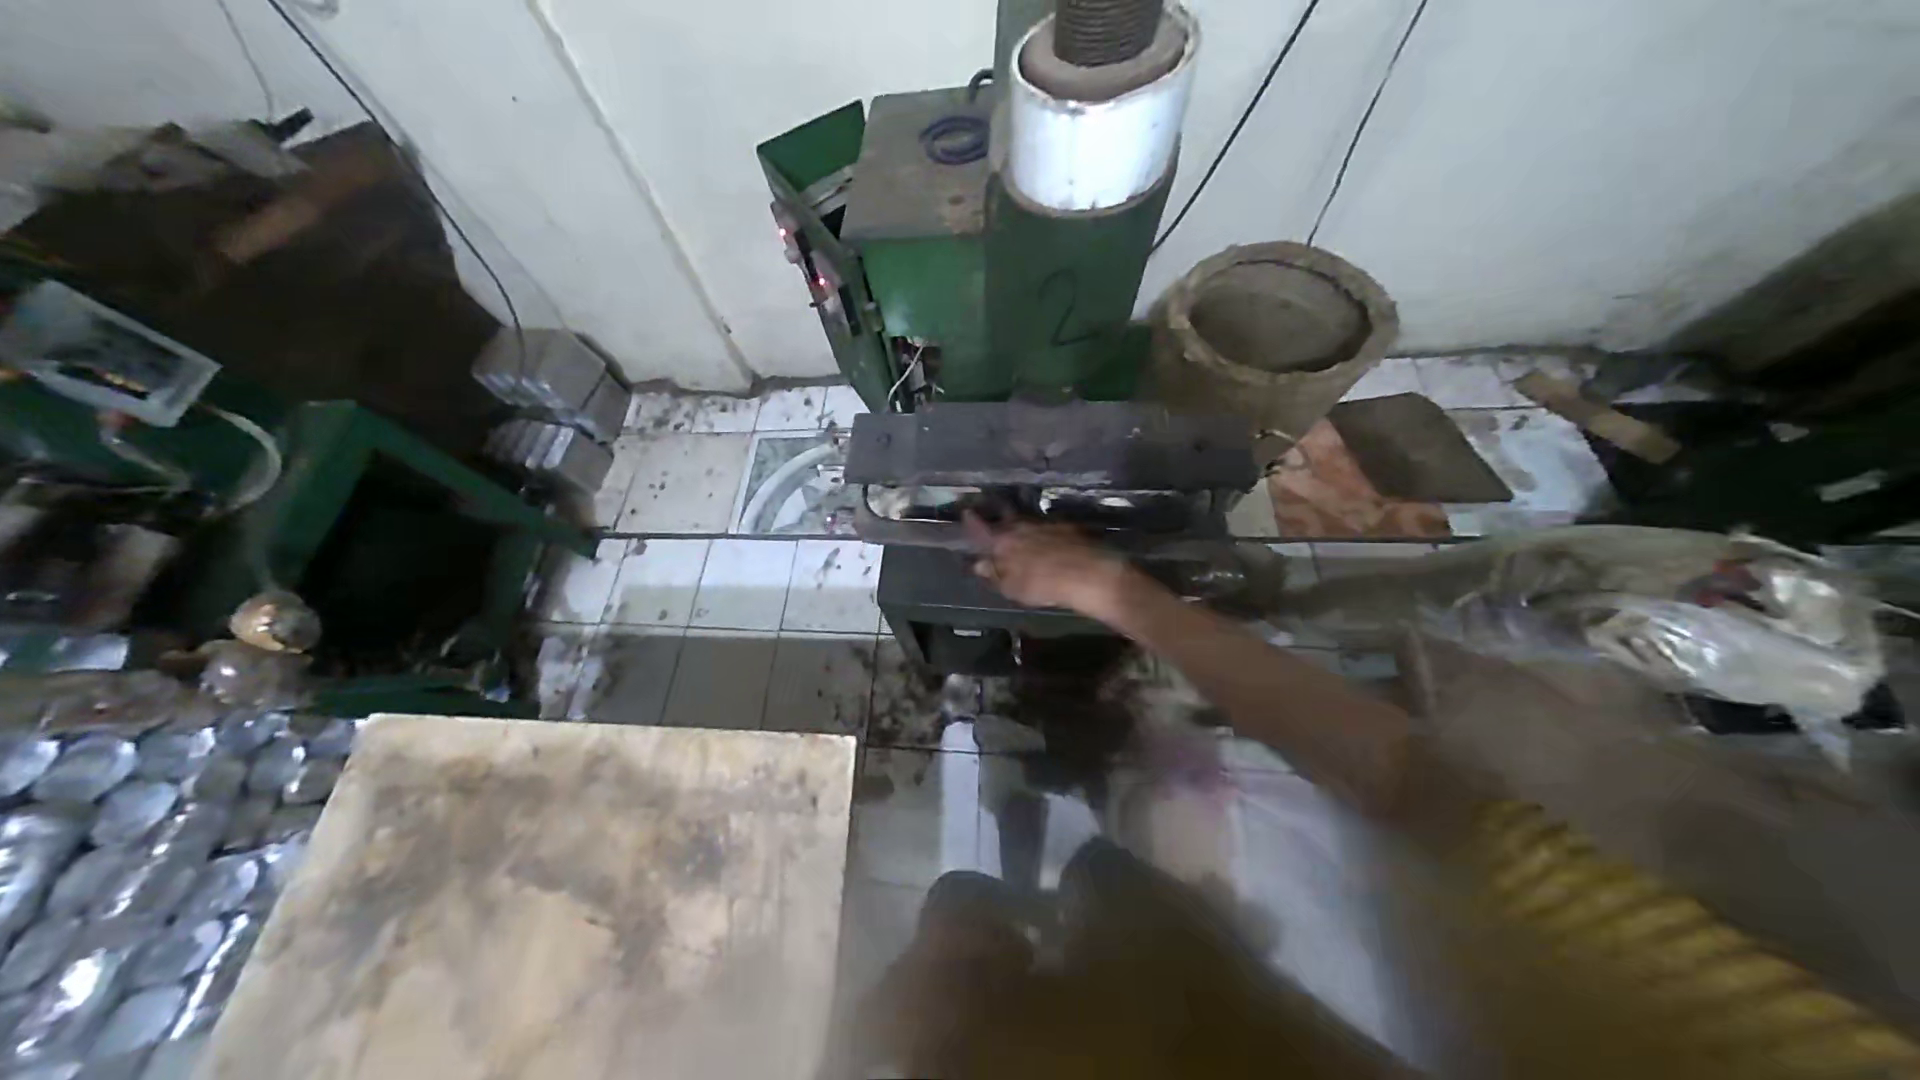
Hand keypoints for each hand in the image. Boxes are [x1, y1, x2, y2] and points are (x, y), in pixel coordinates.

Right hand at [962, 511, 1142, 618]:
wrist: (1087, 573)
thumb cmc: (1042, 586)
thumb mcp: (1012, 588)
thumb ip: (994, 575)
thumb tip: (979, 564)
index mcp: (1001, 541)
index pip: (979, 527)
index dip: (971, 520)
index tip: (965, 512)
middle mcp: (1020, 526)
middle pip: (1004, 514)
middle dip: (995, 511)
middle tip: (991, 511)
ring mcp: (1044, 522)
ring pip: (1025, 518)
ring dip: (1019, 521)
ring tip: (1018, 526)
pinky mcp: (1065, 525)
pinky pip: (1045, 524)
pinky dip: (1041, 529)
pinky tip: (1045, 537)